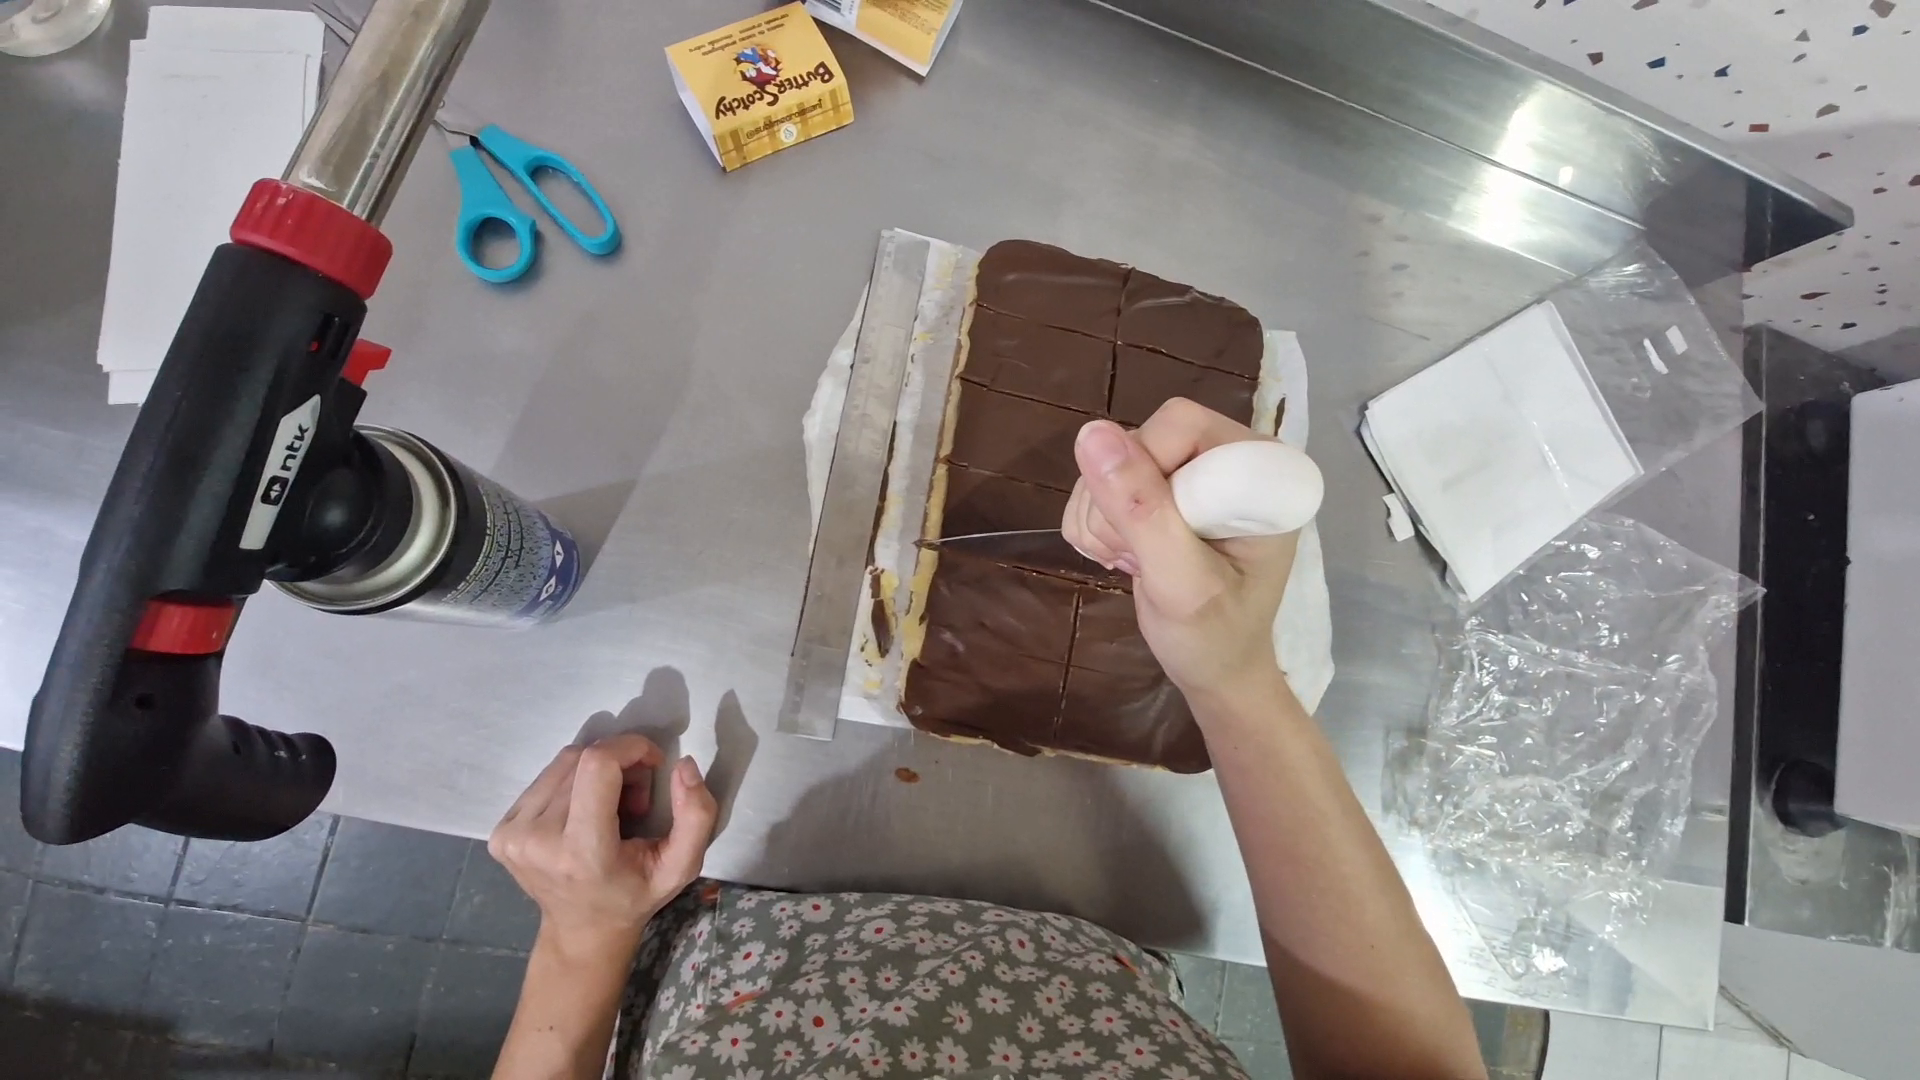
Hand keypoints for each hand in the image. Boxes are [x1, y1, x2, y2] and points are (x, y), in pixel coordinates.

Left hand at [488, 734, 717, 958]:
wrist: (582, 931)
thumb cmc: (636, 895)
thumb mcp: (683, 864)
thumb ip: (697, 814)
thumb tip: (683, 764)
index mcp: (581, 851)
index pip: (597, 764)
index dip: (631, 747)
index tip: (654, 762)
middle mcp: (536, 840)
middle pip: (585, 760)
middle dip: (622, 764)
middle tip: (637, 799)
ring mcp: (511, 836)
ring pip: (566, 762)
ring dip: (598, 771)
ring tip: (612, 807)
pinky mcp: (499, 831)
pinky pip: (547, 777)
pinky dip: (575, 782)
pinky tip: (586, 811)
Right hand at [1061, 399, 1297, 702]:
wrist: (1214, 670)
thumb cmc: (1215, 636)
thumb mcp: (1181, 582)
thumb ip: (1142, 511)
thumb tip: (1090, 432)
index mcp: (1258, 465)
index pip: (1176, 424)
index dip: (1144, 476)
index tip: (1153, 539)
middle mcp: (1223, 456)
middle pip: (1135, 440)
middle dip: (1116, 505)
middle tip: (1136, 559)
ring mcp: (1186, 472)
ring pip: (1106, 461)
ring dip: (1099, 519)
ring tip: (1132, 563)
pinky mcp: (1154, 490)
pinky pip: (1095, 482)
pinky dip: (1091, 524)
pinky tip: (1120, 556)